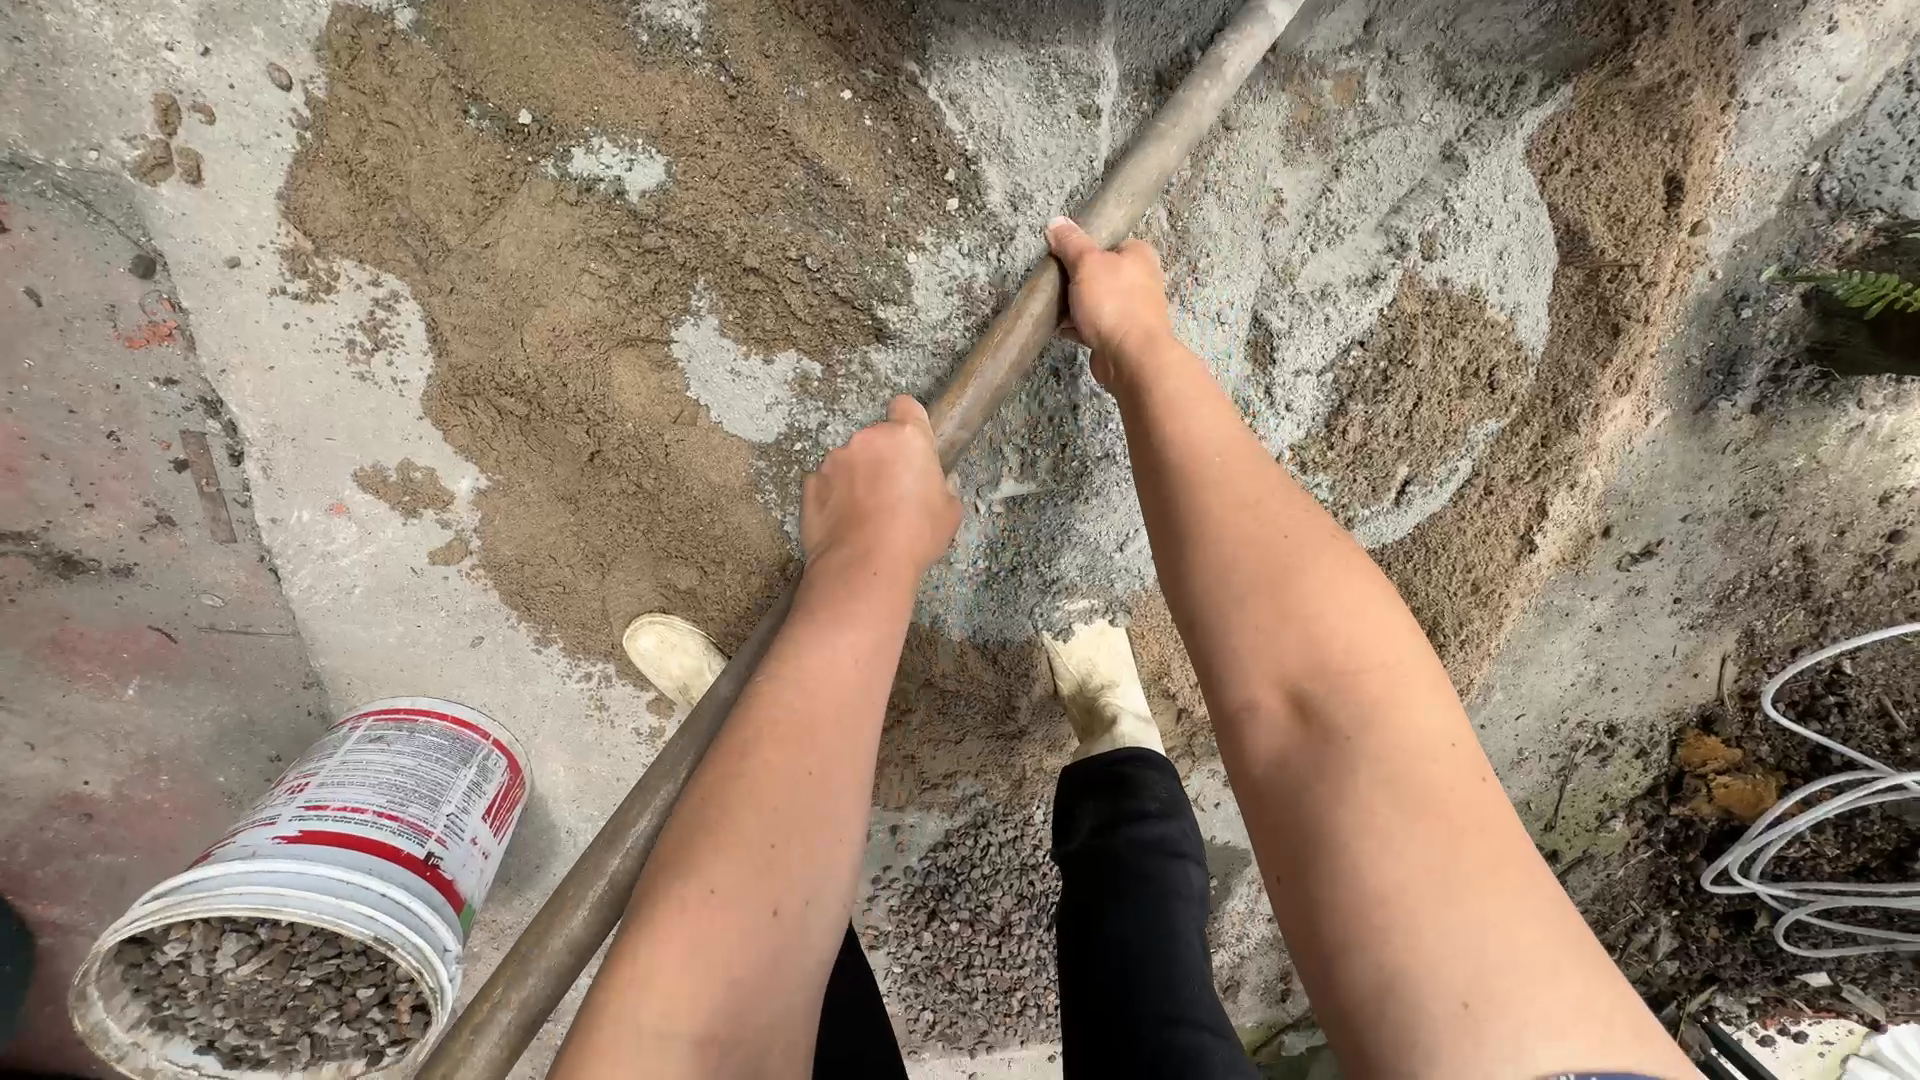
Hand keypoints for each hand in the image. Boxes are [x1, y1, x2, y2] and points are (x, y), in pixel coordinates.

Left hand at [801, 395, 960, 580]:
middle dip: (882, 459)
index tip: (911, 447)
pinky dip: (834, 496)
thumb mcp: (949, 512)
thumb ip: (942, 487)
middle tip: (893, 494)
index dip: (909, 424)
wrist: (864, 565)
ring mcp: (834, 460)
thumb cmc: (914, 536)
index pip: (906, 407)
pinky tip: (846, 522)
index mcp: (906, 437)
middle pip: (876, 439)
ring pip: (850, 461)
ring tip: (867, 514)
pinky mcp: (811, 483)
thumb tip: (938, 485)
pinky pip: (827, 483)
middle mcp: (867, 439)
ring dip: (857, 478)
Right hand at [1045, 216, 1175, 385]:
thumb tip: (1056, 222)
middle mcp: (1141, 281)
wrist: (1130, 357)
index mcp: (1139, 255)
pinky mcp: (1121, 337)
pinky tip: (1060, 329)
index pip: (1109, 243)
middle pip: (1100, 274)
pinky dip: (1078, 327)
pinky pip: (1094, 326)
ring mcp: (1132, 311)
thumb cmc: (1113, 302)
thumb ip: (1071, 243)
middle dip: (1075, 281)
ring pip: (1096, 302)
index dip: (1084, 249)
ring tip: (1052, 308)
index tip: (1061, 257)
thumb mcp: (1086, 263)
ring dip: (1074, 307)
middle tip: (1054, 284)